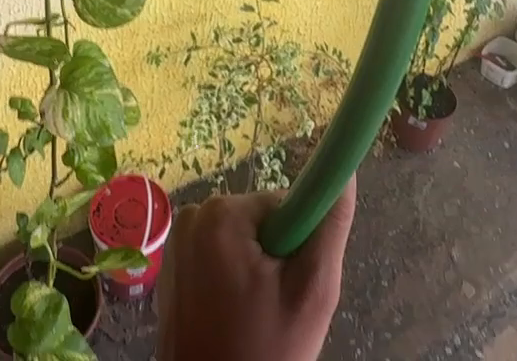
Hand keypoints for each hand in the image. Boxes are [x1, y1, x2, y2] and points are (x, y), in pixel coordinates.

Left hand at [156, 179, 357, 360]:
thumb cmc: (265, 350)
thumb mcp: (313, 291)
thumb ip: (330, 225)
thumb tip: (346, 173)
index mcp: (222, 212)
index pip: (283, 207)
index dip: (296, 245)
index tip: (291, 284)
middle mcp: (192, 216)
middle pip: (260, 222)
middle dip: (275, 260)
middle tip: (277, 306)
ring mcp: (177, 242)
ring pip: (242, 242)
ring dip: (255, 273)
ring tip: (254, 317)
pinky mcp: (171, 267)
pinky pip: (218, 259)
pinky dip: (230, 283)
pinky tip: (232, 318)